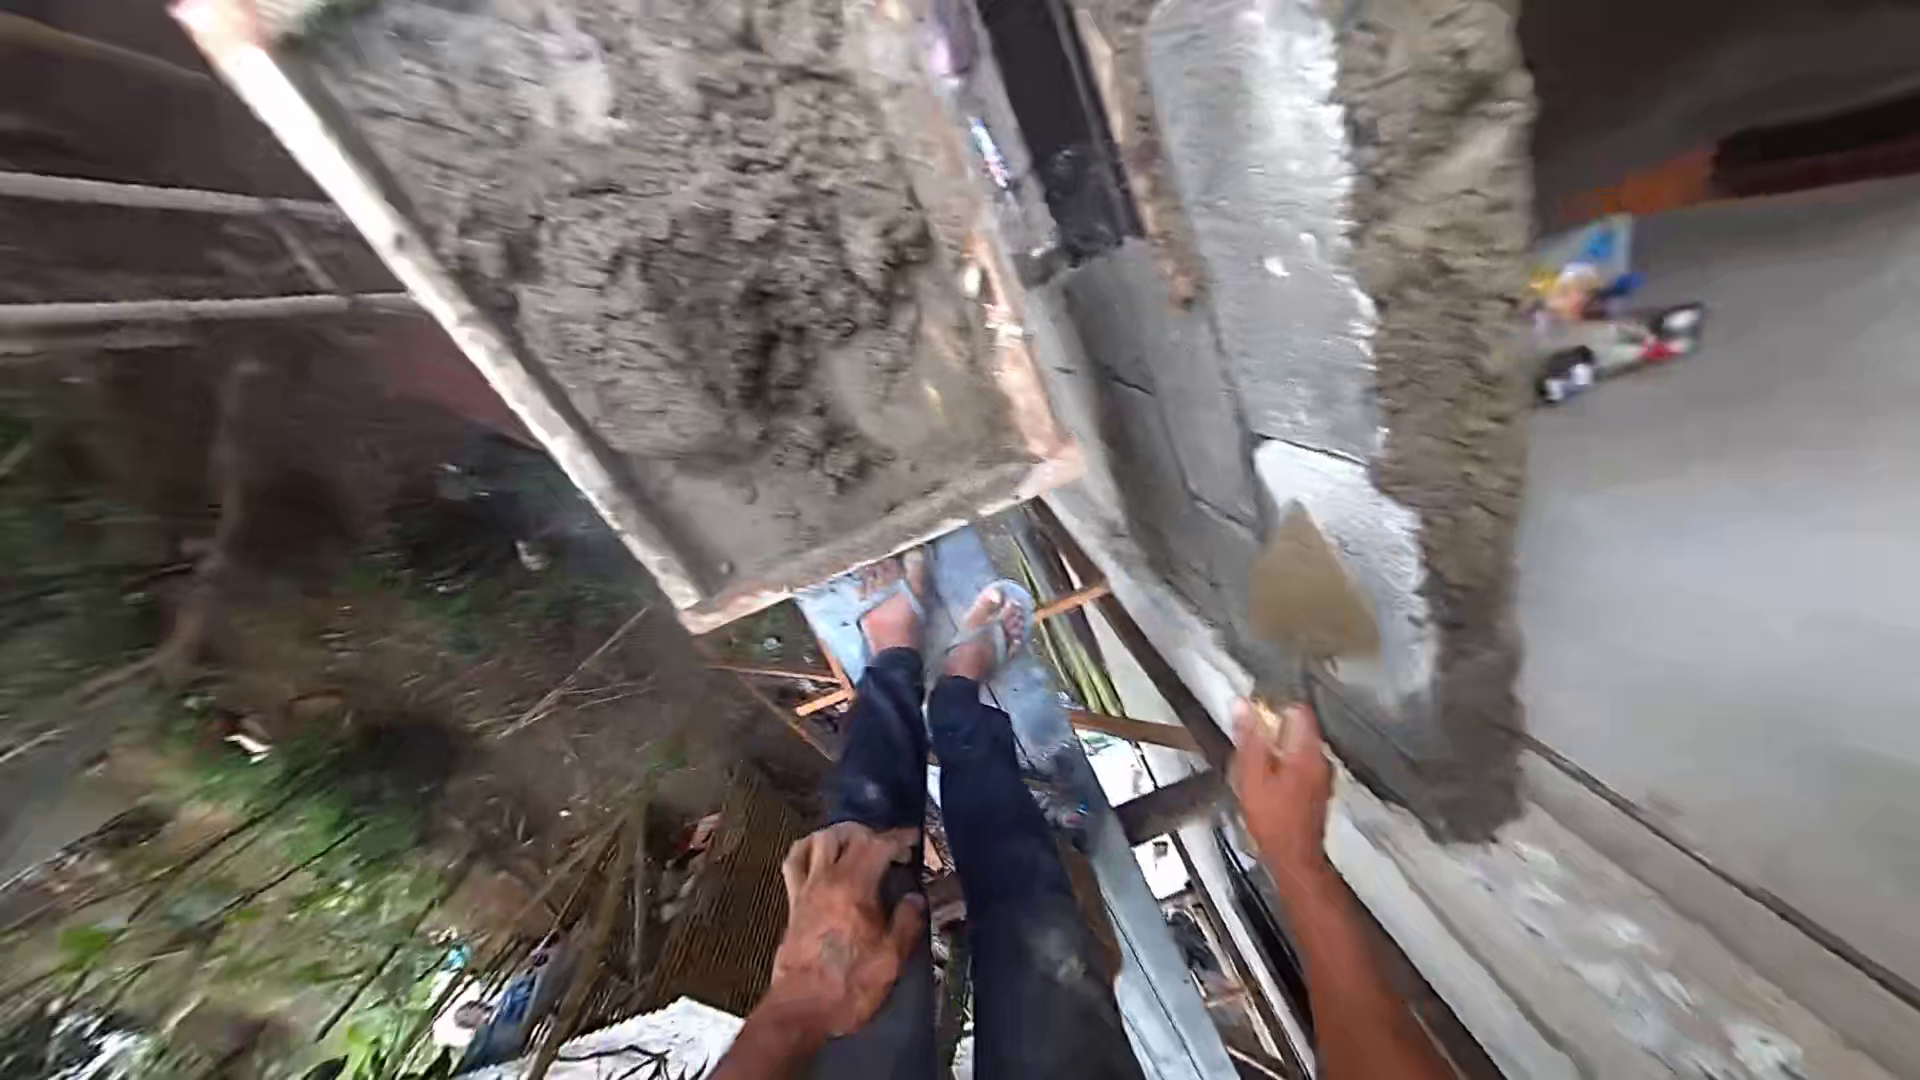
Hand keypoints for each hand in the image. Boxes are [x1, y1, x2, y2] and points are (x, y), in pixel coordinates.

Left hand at [765, 822, 925, 1039]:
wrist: (800, 1013)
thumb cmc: (848, 987)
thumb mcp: (890, 960)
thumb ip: (907, 923)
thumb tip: (916, 898)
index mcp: (854, 887)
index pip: (880, 844)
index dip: (900, 837)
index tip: (914, 840)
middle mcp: (828, 878)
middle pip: (850, 833)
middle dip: (874, 833)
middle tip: (890, 848)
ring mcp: (807, 887)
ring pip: (820, 838)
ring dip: (842, 834)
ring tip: (858, 844)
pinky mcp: (793, 900)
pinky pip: (795, 859)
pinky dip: (809, 847)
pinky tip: (820, 853)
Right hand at [1230, 698, 1332, 881]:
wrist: (1292, 856)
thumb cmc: (1272, 816)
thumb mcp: (1251, 772)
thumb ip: (1248, 736)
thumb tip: (1242, 705)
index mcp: (1307, 751)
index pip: (1299, 711)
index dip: (1275, 706)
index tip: (1256, 712)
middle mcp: (1321, 760)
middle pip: (1299, 728)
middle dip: (1273, 728)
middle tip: (1250, 739)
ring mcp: (1323, 776)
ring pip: (1299, 746)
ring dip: (1278, 746)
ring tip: (1255, 760)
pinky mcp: (1318, 789)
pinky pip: (1301, 762)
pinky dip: (1285, 762)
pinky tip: (1268, 778)